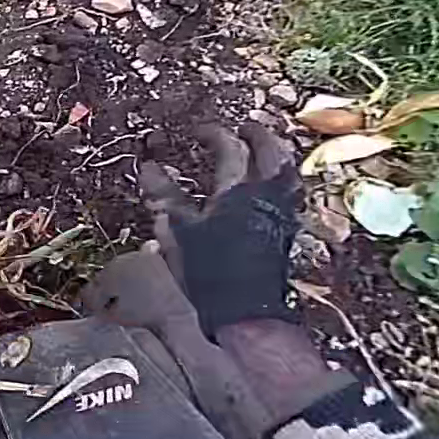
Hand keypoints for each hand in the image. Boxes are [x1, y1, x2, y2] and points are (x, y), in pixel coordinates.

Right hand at [139, 124, 301, 337]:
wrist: (245, 310)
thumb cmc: (207, 269)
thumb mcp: (177, 230)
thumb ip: (164, 196)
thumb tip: (148, 167)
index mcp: (236, 191)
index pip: (229, 150)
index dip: (214, 134)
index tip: (198, 131)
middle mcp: (264, 196)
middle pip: (271, 154)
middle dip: (259, 135)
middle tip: (246, 127)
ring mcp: (279, 213)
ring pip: (288, 172)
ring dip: (278, 155)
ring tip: (266, 149)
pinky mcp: (285, 230)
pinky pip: (290, 192)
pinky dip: (284, 179)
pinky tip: (274, 184)